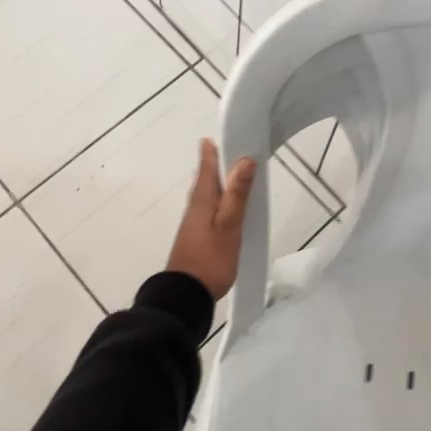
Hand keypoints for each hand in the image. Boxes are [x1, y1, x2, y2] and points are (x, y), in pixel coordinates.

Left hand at [166, 139, 255, 299]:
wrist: (185, 296)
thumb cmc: (209, 258)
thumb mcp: (228, 225)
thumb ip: (237, 194)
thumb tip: (244, 160)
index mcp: (202, 199)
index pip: (208, 165)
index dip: (217, 149)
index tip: (230, 134)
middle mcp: (195, 206)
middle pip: (208, 177)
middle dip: (221, 162)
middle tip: (238, 149)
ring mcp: (194, 222)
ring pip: (209, 193)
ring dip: (222, 181)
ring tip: (239, 173)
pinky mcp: (198, 235)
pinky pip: (210, 207)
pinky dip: (221, 199)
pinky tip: (230, 205)